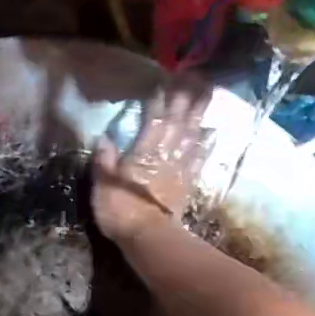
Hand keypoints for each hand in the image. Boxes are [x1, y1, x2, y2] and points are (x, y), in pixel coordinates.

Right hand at [90, 81, 212, 242]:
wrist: (148, 238)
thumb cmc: (120, 211)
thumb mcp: (103, 185)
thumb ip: (105, 160)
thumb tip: (104, 139)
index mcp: (144, 150)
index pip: (154, 117)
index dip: (160, 99)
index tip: (165, 80)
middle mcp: (165, 153)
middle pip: (178, 120)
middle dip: (185, 98)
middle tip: (195, 77)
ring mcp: (180, 168)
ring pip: (192, 134)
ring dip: (199, 114)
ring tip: (207, 94)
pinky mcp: (187, 183)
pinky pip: (199, 158)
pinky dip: (206, 144)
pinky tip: (211, 132)